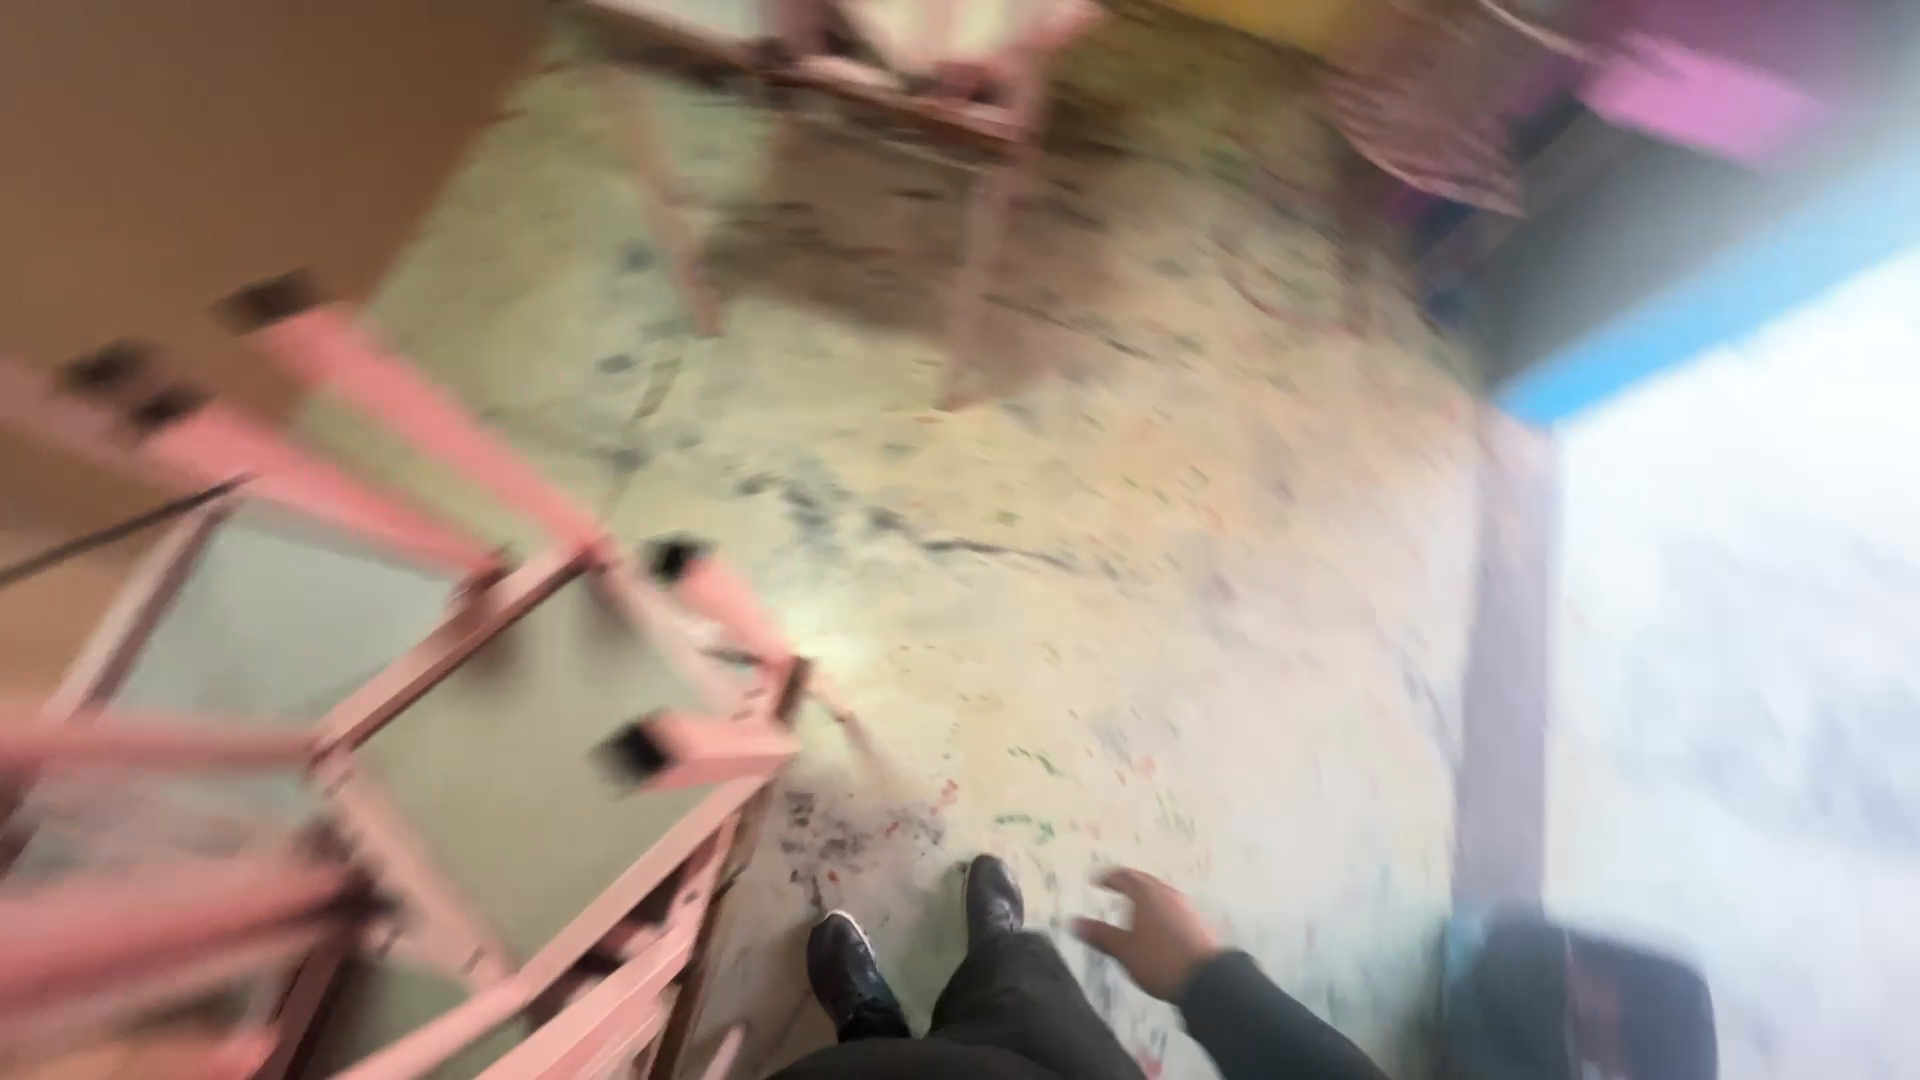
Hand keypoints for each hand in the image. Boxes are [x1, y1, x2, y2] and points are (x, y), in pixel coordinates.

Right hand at [1072, 867, 1222, 1001]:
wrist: (1208, 980)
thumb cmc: (1160, 961)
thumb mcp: (1125, 951)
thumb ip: (1100, 935)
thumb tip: (1072, 922)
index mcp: (1145, 893)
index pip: (1123, 876)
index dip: (1107, 877)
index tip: (1095, 880)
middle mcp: (1165, 892)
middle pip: (1143, 879)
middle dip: (1127, 881)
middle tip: (1114, 886)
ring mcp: (1184, 905)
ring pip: (1159, 891)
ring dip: (1145, 893)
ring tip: (1135, 904)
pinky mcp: (1197, 920)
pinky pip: (1171, 904)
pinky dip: (1159, 905)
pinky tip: (1158, 921)